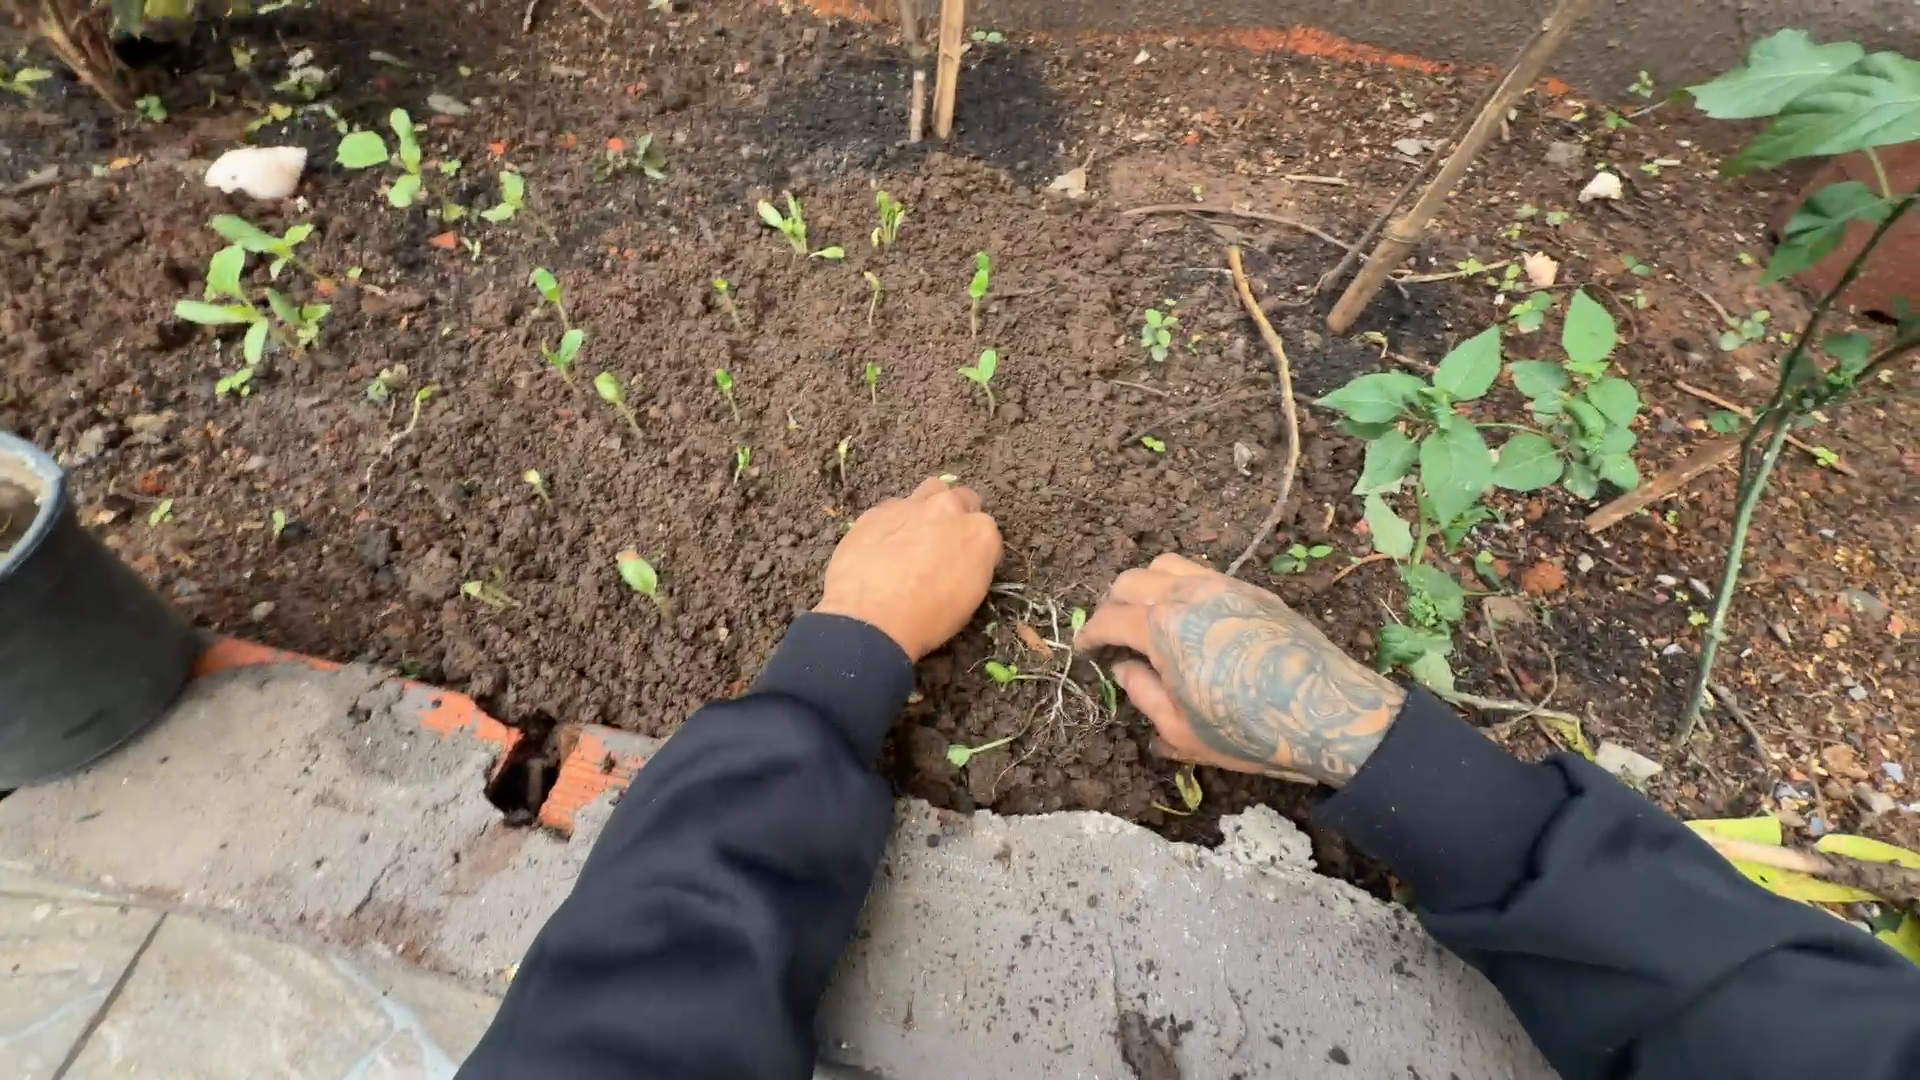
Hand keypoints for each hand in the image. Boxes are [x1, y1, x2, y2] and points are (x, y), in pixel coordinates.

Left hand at [815, 477, 1002, 661]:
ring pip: (928, 491)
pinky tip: (881, 547)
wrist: (870, 620)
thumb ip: (972, 567)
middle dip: (956, 516)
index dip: (976, 549)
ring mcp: (910, 506)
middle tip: (942, 545)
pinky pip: (892, 508)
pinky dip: (893, 523)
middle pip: (960, 498)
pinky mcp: (876, 512)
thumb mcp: (968, 601)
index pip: (987, 531)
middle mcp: (948, 509)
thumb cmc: (927, 620)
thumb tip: (961, 561)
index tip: (965, 566)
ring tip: (913, 538)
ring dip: (927, 509)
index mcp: (980, 533)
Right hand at [1075, 553, 1404, 787]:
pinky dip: (1176, 584)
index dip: (1088, 635)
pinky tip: (1184, 613)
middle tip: (1110, 632)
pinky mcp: (1248, 589)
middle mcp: (1186, 594)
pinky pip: (1199, 572)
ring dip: (1143, 585)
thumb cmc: (1249, 730)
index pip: (1109, 619)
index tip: (1083, 649)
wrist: (1329, 713)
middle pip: (1129, 581)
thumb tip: (1125, 668)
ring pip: (1163, 565)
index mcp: (1161, 628)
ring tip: (1144, 613)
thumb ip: (1141, 693)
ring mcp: (1220, 585)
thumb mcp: (1179, 730)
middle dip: (1110, 605)